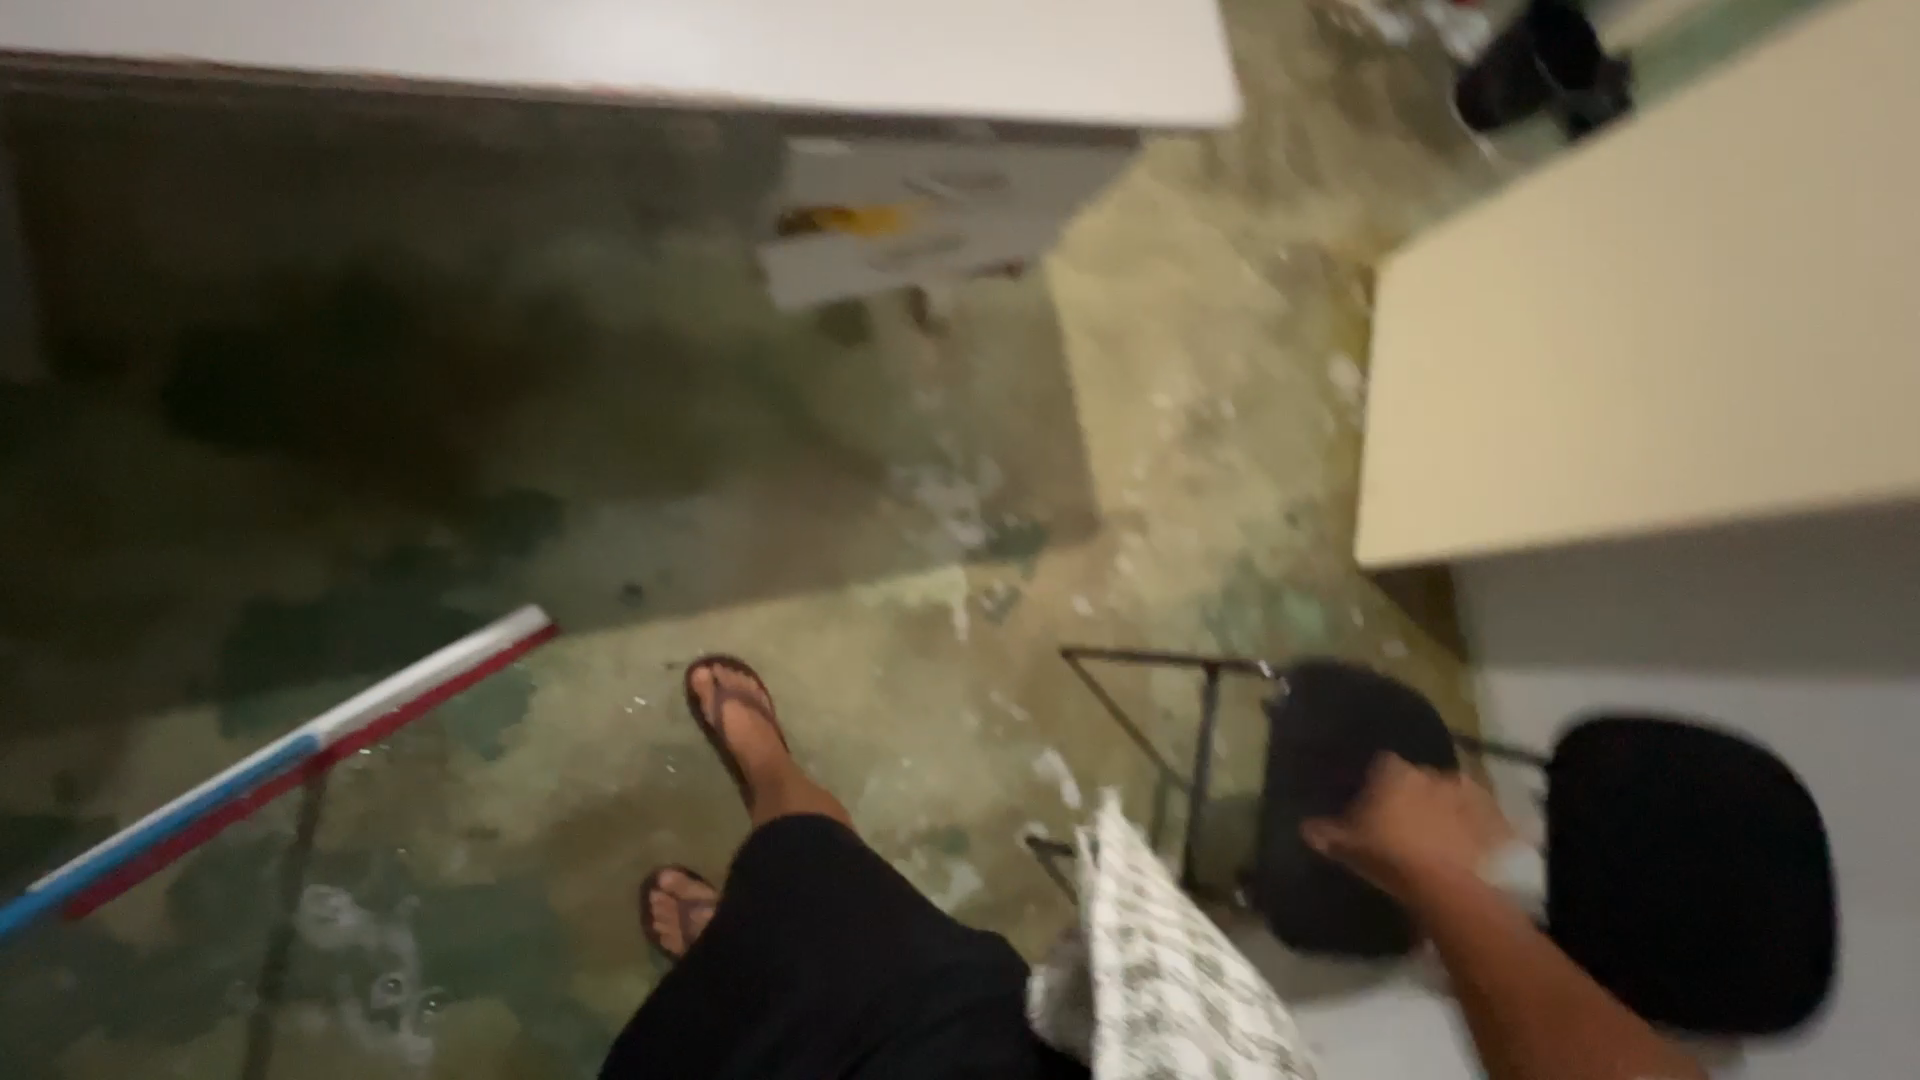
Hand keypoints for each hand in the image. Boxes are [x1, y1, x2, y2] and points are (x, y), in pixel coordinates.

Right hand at [1301, 753, 1514, 899]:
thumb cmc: (1391, 858)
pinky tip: (1466, 843)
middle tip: (1404, 818)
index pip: (1382, 763)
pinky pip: (1482, 818)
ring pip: (1451, 794)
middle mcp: (1432, 775)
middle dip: (1412, 793)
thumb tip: (1304, 827)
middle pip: (1418, 777)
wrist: (1451, 890)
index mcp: (1395, 774)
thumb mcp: (1348, 847)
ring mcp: (1469, 796)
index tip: (1373, 799)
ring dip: (1444, 806)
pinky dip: (1475, 826)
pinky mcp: (1496, 821)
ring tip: (1437, 832)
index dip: (1377, 780)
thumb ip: (1325, 833)